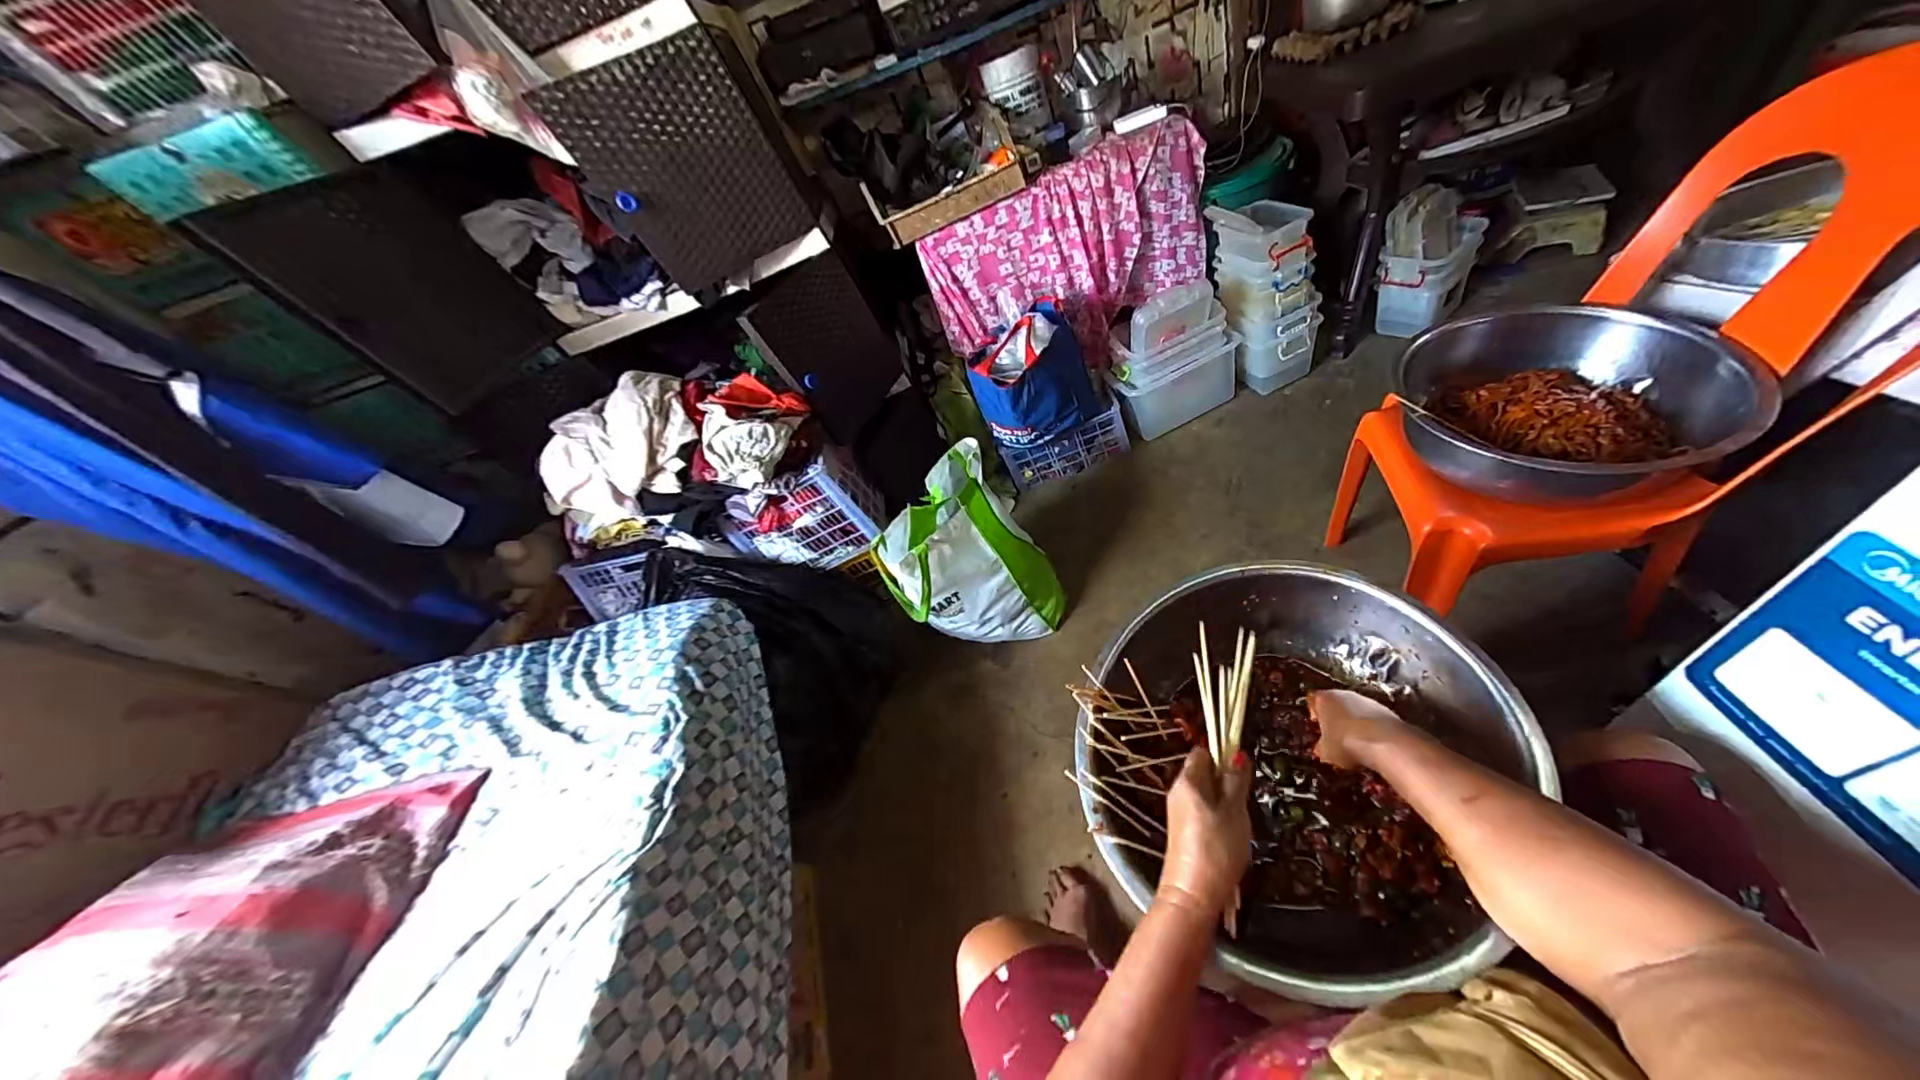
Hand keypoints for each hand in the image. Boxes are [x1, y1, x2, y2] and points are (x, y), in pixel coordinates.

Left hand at [1157, 747, 1251, 914]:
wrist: (1193, 893)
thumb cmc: (1216, 848)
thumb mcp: (1234, 811)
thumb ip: (1236, 781)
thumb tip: (1237, 753)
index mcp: (1187, 781)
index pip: (1202, 752)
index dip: (1223, 754)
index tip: (1244, 769)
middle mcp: (1177, 791)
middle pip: (1203, 773)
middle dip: (1226, 780)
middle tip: (1246, 797)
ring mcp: (1178, 811)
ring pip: (1205, 793)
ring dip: (1225, 800)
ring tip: (1241, 818)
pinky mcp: (1183, 830)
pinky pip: (1203, 811)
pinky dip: (1218, 815)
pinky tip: (1231, 834)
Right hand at [1306, 689, 1410, 768]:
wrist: (1387, 744)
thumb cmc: (1345, 743)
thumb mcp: (1326, 752)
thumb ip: (1321, 747)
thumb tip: (1321, 749)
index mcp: (1324, 699)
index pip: (1313, 702)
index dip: (1314, 715)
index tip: (1317, 729)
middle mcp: (1345, 694)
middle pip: (1336, 705)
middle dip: (1335, 719)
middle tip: (1335, 737)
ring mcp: (1368, 701)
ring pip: (1356, 711)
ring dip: (1355, 724)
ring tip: (1356, 744)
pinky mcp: (1387, 711)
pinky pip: (1373, 720)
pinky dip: (1372, 730)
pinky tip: (1373, 745)